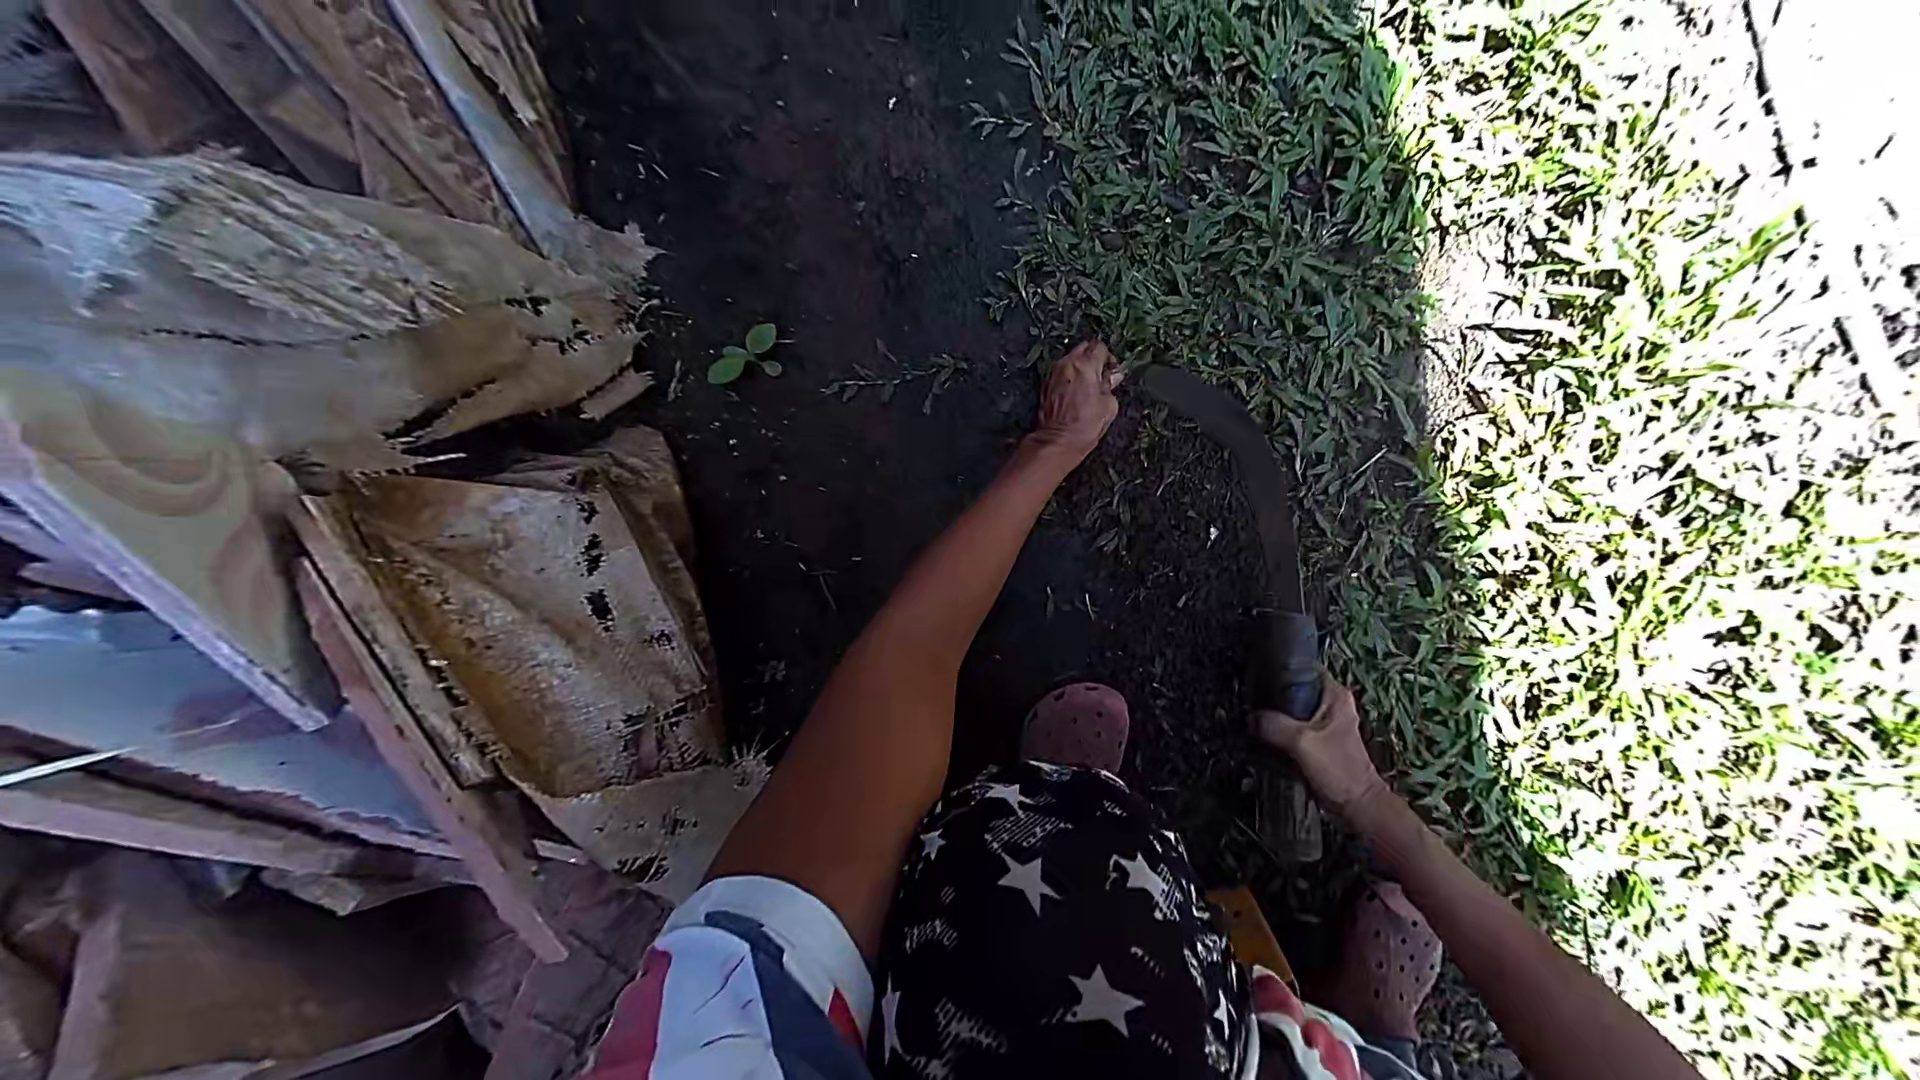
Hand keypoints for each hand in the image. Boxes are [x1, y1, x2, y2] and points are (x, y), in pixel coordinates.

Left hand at [1029, 340, 1119, 458]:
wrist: (1057, 442)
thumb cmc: (1084, 426)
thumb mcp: (1108, 406)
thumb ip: (1110, 386)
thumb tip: (1112, 378)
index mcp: (1085, 365)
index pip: (1099, 347)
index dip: (1108, 357)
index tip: (1112, 371)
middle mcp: (1066, 364)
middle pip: (1082, 348)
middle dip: (1093, 358)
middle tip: (1101, 376)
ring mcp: (1053, 374)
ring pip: (1069, 359)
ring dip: (1080, 367)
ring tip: (1088, 386)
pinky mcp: (1045, 385)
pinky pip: (1060, 373)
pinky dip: (1068, 377)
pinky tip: (1075, 393)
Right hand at [1252, 671, 1386, 816]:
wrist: (1356, 806)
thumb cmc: (1339, 770)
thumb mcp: (1301, 742)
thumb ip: (1273, 725)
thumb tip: (1250, 718)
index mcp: (1335, 695)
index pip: (1304, 667)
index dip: (1280, 669)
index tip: (1257, 675)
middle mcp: (1331, 704)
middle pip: (1293, 687)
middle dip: (1272, 694)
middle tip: (1251, 700)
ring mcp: (1324, 722)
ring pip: (1290, 708)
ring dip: (1273, 714)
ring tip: (1254, 717)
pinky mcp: (1316, 739)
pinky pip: (1290, 725)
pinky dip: (1278, 729)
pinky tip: (1264, 735)